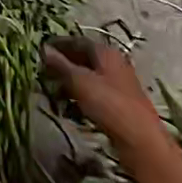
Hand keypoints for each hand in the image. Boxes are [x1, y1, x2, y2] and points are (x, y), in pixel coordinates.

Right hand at [44, 37, 165, 149]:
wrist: (141, 141)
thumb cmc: (109, 104)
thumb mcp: (79, 81)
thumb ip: (60, 64)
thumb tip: (44, 49)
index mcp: (106, 52)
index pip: (77, 41)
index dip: (57, 45)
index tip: (40, 51)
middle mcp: (114, 64)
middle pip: (83, 58)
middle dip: (63, 65)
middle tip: (44, 72)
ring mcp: (119, 85)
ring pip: (89, 77)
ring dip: (70, 82)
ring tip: (53, 91)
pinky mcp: (121, 105)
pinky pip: (95, 94)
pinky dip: (81, 96)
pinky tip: (70, 107)